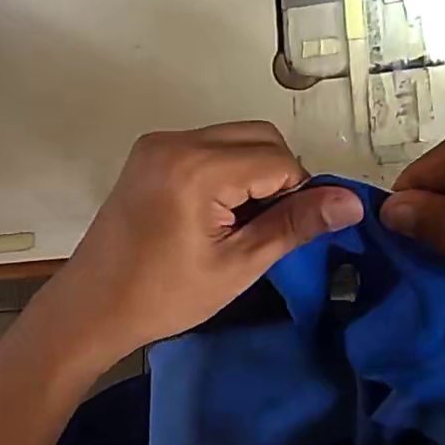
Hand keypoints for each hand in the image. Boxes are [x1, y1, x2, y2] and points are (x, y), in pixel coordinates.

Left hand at [28, 122, 363, 365]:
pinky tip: (218, 210)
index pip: (279, 160)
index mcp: (198, 168)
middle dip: (279, 176)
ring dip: (254, 171)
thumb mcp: (239, 265)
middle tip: (266, 227)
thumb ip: (295, 225)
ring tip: (241, 222)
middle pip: (260, 136)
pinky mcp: (149, 153)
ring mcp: (158, 143)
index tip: (284, 233)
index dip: (297, 195)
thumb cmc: (166, 296)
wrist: (92, 308)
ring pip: (236, 137)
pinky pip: (209, 145)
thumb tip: (353, 202)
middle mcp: (176, 140)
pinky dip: (228, 169)